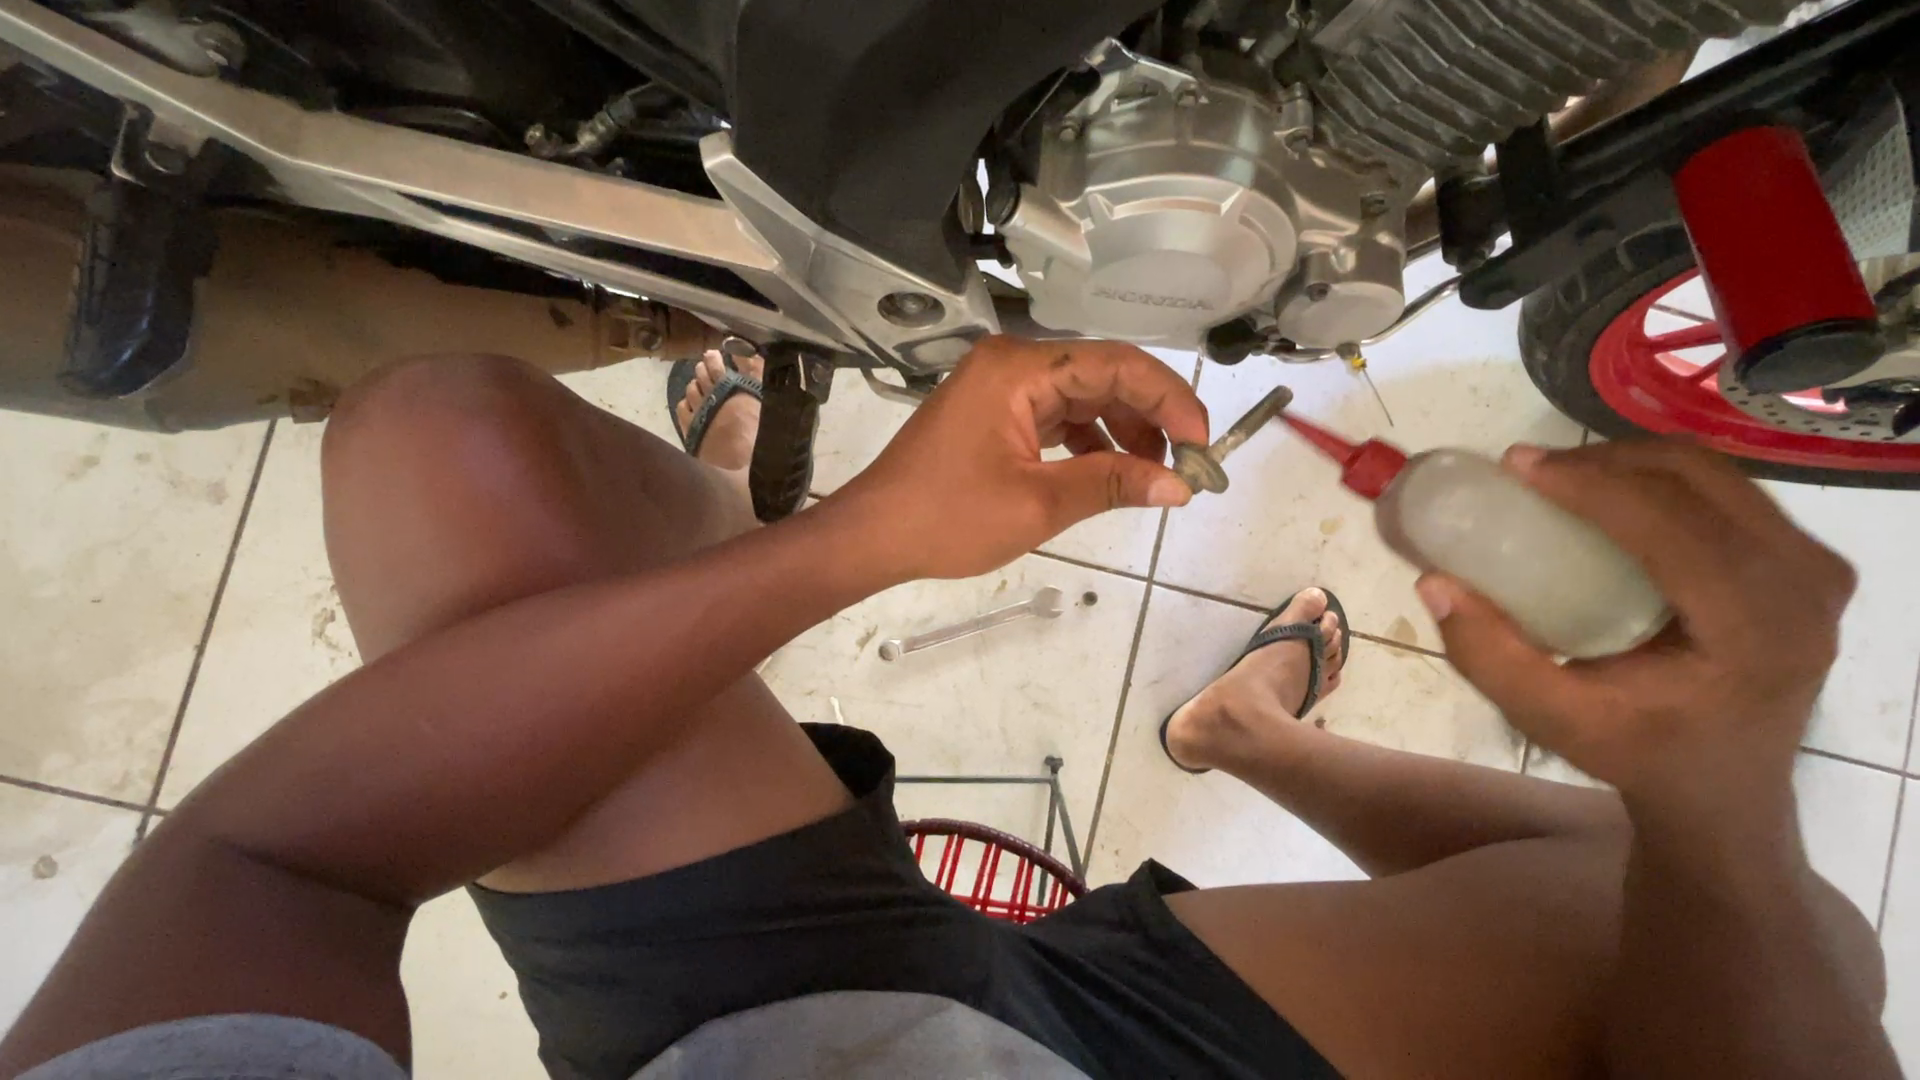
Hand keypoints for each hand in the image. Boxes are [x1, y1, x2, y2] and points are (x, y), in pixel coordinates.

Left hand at [829, 336, 1207, 580]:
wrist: (873, 535)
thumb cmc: (947, 518)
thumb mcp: (1037, 504)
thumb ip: (1112, 485)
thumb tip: (1179, 485)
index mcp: (1019, 369)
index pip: (1117, 364)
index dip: (1169, 399)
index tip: (1201, 443)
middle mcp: (1011, 364)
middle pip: (1102, 375)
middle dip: (1149, 417)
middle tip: (1184, 464)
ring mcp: (999, 387)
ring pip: (1082, 396)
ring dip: (1121, 431)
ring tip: (1150, 475)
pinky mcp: (994, 412)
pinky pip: (1056, 415)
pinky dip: (1087, 440)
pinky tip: (1108, 470)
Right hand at [1417, 440, 1853, 823]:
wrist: (1723, 784)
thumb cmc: (1637, 752)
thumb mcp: (1550, 718)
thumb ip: (1489, 656)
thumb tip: (1433, 581)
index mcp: (1754, 631)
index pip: (1674, 527)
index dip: (1593, 484)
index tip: (1518, 466)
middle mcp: (1803, 586)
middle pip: (1699, 481)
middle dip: (1604, 461)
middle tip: (1530, 470)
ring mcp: (1814, 568)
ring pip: (1715, 475)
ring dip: (1628, 463)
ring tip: (1559, 479)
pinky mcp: (1802, 559)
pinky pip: (1724, 489)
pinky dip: (1656, 477)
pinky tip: (1605, 493)